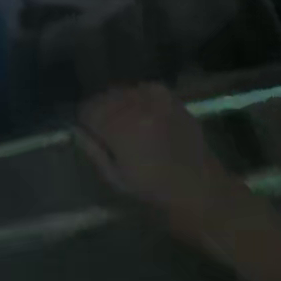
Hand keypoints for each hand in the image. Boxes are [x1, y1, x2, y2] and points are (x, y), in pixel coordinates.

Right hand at [75, 84, 246, 226]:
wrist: (202, 191)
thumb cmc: (156, 192)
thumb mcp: (117, 179)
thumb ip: (94, 151)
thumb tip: (78, 130)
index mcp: (119, 127)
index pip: (87, 110)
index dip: (87, 124)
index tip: (94, 137)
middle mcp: (134, 105)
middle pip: (102, 97)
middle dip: (102, 112)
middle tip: (111, 134)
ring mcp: (153, 97)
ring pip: (121, 91)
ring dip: (119, 105)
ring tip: (130, 126)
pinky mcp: (168, 96)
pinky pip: (142, 88)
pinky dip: (138, 98)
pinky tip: (145, 116)